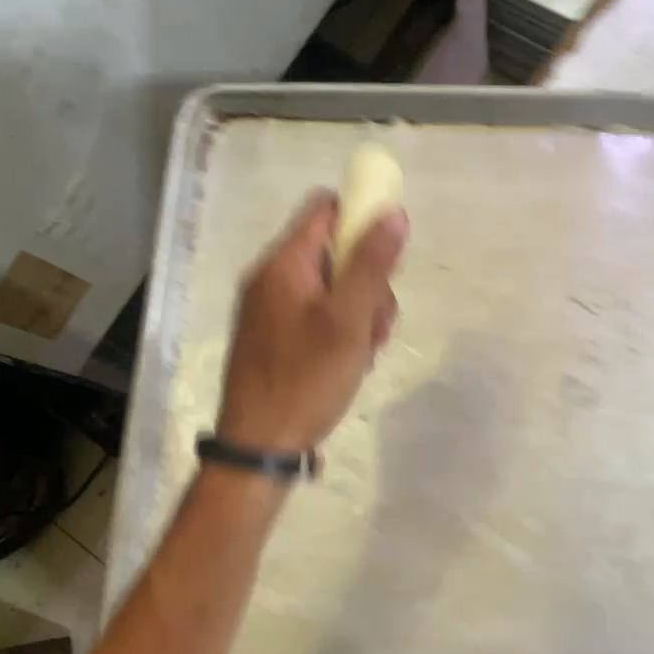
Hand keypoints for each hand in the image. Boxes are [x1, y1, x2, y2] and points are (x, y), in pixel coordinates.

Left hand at [215, 191, 406, 452]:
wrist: (260, 444)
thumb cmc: (306, 379)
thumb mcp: (348, 321)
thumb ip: (371, 264)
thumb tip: (393, 212)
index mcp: (284, 263)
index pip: (326, 208)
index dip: (363, 220)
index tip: (388, 260)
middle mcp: (271, 278)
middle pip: (333, 250)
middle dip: (368, 280)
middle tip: (378, 324)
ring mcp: (269, 309)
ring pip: (331, 287)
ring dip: (359, 312)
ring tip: (365, 352)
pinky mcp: (273, 337)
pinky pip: (316, 315)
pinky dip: (340, 331)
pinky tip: (350, 363)